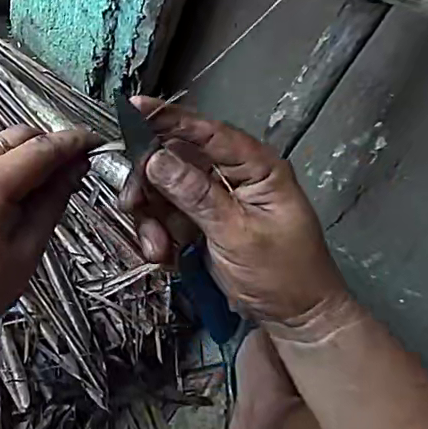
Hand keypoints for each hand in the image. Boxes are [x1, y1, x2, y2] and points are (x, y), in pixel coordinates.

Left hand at [0, 125, 97, 352]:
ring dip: (33, 151)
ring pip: (3, 143)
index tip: (99, 142)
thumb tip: (78, 167)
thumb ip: (54, 199)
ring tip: (59, 177)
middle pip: (21, 136)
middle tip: (81, 164)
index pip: (41, 148)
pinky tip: (30, 185)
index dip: (74, 141)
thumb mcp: (29, 247)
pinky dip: (13, 161)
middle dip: (54, 143)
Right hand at [120, 98, 356, 337]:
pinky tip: (164, 254)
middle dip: (148, 183)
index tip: (134, 108)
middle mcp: (230, 175)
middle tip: (132, 203)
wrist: (294, 320)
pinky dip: (156, 234)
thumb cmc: (284, 274)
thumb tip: (155, 159)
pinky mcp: (197, 221)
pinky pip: (163, 216)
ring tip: (157, 247)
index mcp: (255, 167)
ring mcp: (211, 198)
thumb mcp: (238, 233)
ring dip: (151, 217)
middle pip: (173, 159)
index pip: (208, 132)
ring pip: (161, 190)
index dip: (169, 118)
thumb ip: (196, 195)